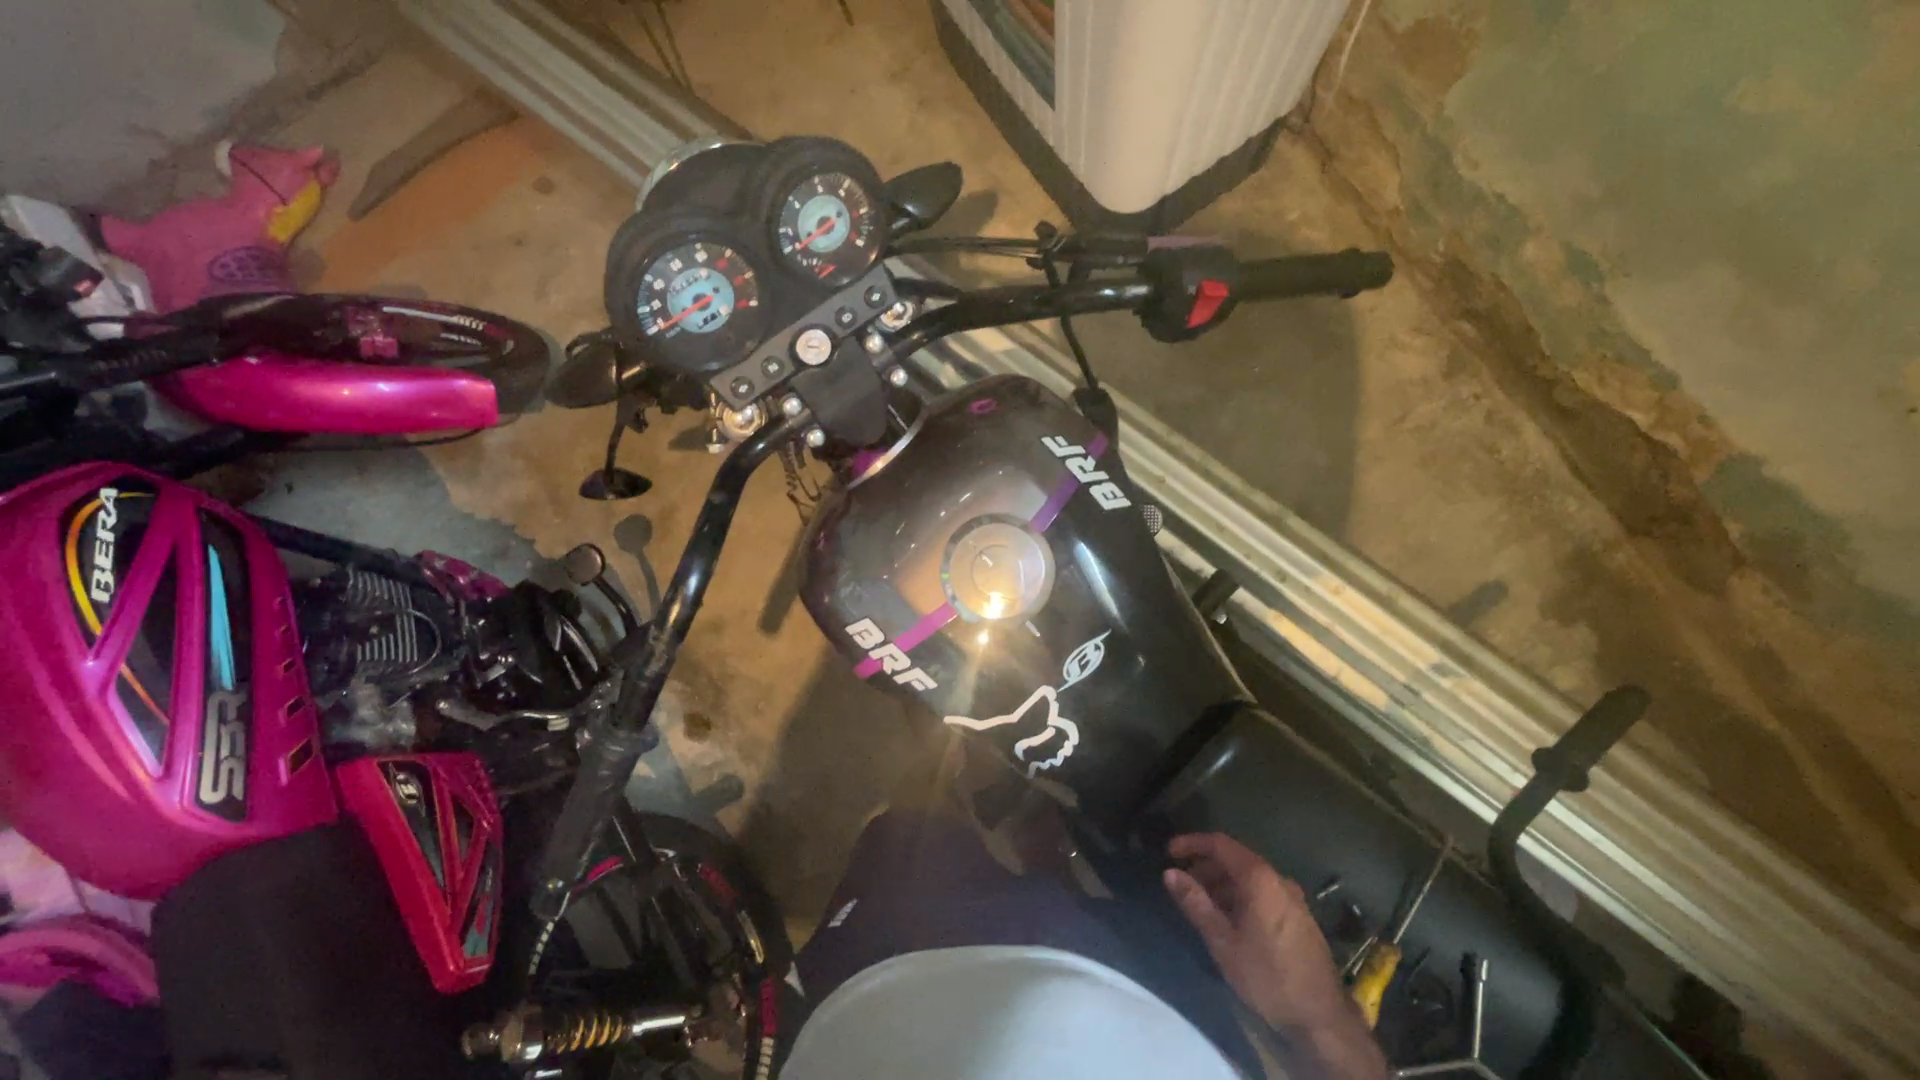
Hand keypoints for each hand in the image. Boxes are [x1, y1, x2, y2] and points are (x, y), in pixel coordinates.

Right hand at [1163, 832, 1345, 1029]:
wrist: (1320, 1016)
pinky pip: (1263, 892)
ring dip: (1222, 883)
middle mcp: (1278, 880)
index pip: (1220, 844)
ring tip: (1199, 903)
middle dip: (1205, 866)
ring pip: (1249, 877)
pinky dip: (1239, 895)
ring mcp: (1292, 898)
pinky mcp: (1298, 916)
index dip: (1192, 843)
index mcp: (1259, 879)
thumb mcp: (1223, 941)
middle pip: (1235, 859)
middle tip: (1181, 883)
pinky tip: (1228, 919)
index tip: (1168, 853)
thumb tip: (1170, 873)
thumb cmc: (1266, 975)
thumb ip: (1195, 903)